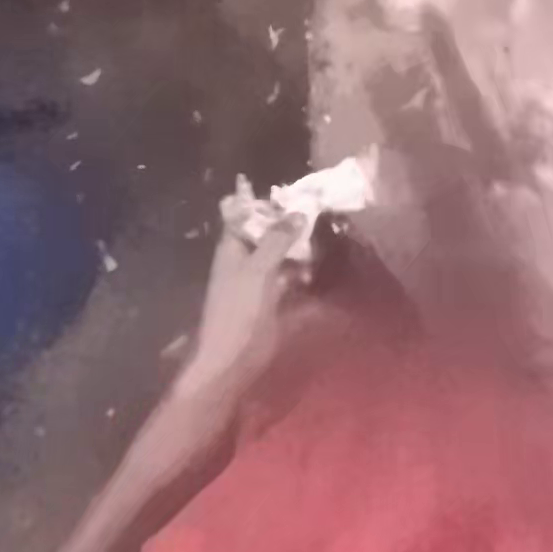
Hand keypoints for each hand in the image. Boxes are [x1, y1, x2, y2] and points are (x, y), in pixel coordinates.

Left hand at [178, 212, 306, 393]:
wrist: (233, 358)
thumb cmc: (239, 309)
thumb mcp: (258, 269)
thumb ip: (277, 239)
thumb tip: (299, 212)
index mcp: (233, 246)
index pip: (243, 212)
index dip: (263, 201)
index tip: (291, 193)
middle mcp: (245, 257)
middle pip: (267, 232)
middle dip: (289, 224)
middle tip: (317, 214)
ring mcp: (259, 278)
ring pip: (281, 253)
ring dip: (298, 249)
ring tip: (320, 244)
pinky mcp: (273, 297)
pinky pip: (289, 276)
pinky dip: (300, 271)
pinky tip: (315, 271)